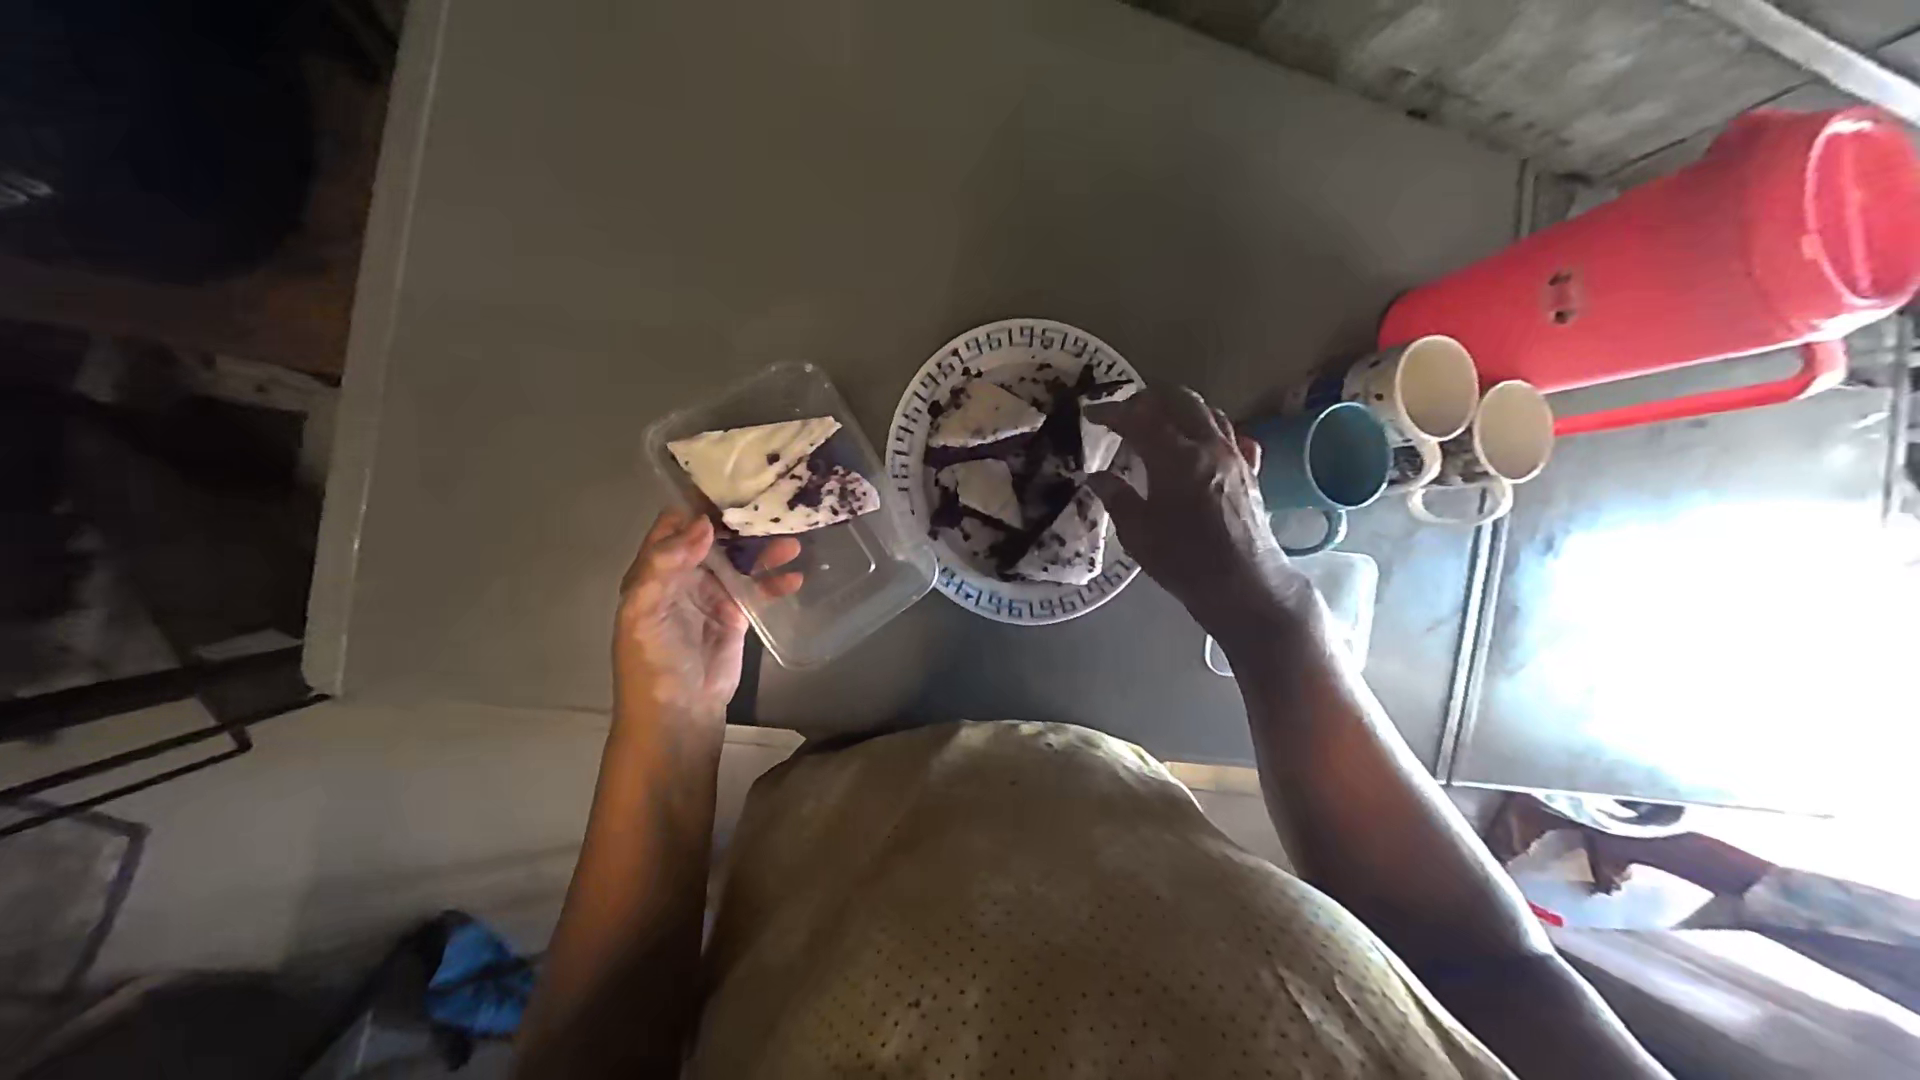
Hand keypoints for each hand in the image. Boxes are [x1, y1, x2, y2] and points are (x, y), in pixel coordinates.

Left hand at [614, 509, 801, 717]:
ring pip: (741, 560)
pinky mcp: (737, 614)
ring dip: (764, 549)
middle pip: (714, 538)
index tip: (730, 483)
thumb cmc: (653, 662)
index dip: (697, 504)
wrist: (678, 714)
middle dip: (740, 522)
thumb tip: (703, 523)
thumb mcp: (644, 612)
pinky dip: (776, 582)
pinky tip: (795, 576)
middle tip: (771, 503)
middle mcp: (684, 576)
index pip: (675, 526)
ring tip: (791, 539)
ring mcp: (713, 594)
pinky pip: (758, 590)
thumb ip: (664, 565)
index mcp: (655, 571)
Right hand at [1085, 387, 1317, 644]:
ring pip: (1208, 412)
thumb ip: (1116, 497)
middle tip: (1124, 411)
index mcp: (1176, 458)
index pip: (1139, 419)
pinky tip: (1200, 442)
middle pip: (1180, 400)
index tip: (1090, 414)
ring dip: (1179, 407)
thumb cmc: (1184, 561)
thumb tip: (1095, 476)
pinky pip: (1232, 435)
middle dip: (1148, 398)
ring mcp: (1235, 455)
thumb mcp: (1138, 533)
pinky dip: (1210, 428)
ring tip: (1157, 419)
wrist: (1243, 586)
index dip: (1111, 412)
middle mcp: (1209, 446)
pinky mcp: (1251, 471)